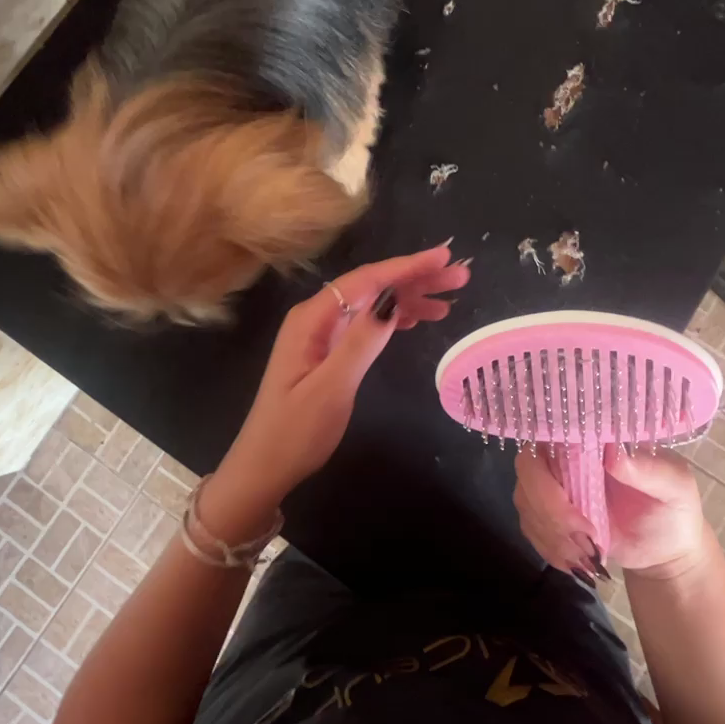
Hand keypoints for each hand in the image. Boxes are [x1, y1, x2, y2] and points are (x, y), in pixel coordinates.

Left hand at [201, 245, 469, 537]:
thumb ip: (361, 341)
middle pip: (371, 287)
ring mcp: (321, 335)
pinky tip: (417, 319)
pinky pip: (366, 324)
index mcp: (312, 319)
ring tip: (449, 300)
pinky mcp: (327, 352)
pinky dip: (394, 319)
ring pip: (372, 305)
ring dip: (409, 299)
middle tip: (459, 277)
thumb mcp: (332, 387)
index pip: (366, 281)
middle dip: (414, 279)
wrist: (265, 466)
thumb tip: (392, 299)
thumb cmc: (296, 431)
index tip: (444, 258)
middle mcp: (316, 318)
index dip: (406, 267)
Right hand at [514, 446, 709, 581]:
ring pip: (524, 501)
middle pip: (528, 470)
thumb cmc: (672, 508)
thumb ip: (649, 469)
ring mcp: (550, 484)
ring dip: (553, 534)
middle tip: (587, 538)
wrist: (665, 551)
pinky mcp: (545, 513)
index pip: (548, 436)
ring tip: (590, 554)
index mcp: (591, 438)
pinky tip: (580, 558)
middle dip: (550, 510)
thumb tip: (613, 454)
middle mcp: (563, 455)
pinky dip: (551, 548)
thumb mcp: (676, 487)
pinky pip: (528, 527)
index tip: (575, 507)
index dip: (551, 472)